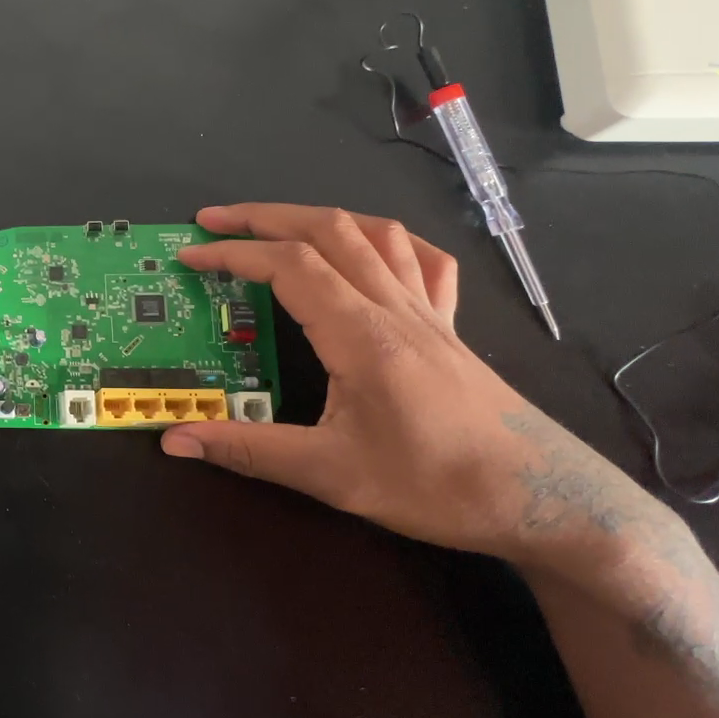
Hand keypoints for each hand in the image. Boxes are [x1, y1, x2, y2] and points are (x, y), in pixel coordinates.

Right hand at [159, 203, 641, 563]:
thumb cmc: (435, 486)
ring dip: (316, 217)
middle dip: (264, 216)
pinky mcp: (448, 327)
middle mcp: (395, 310)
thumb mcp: (329, 475)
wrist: (545, 501)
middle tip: (214, 220)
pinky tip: (367, 248)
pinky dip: (385, 240)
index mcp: (362, 336)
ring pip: (374, 235)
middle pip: (329, 231)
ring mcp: (428, 313)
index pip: (290, 267)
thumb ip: (247, 450)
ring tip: (273, 224)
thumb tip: (173, 440)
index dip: (233, 254)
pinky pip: (422, 261)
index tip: (188, 255)